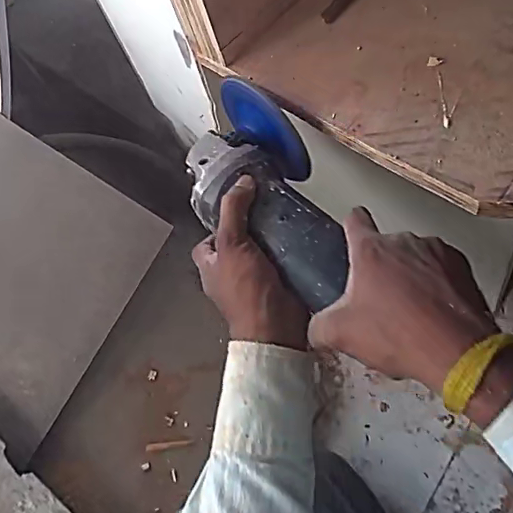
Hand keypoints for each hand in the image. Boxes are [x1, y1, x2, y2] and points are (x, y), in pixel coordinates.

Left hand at [193, 175, 308, 348]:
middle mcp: (230, 273)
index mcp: (212, 265)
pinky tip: (300, 237)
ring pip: (263, 248)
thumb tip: (241, 183)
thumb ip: (234, 211)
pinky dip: (291, 249)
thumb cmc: (247, 294)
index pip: (211, 235)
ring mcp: (255, 280)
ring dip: (275, 236)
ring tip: (287, 217)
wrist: (277, 330)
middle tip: (269, 208)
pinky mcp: (278, 283)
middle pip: (240, 239)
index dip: (222, 219)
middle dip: (254, 225)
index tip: (240, 203)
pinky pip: (283, 260)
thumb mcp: (231, 244)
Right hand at [308, 208, 512, 425]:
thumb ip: (319, 326)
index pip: (355, 220)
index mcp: (370, 250)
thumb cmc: (402, 336)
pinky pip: (442, 268)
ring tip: (413, 311)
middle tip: (383, 300)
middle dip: (383, 268)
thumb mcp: (343, 336)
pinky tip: (435, 313)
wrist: (459, 353)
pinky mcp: (461, 266)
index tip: (353, 228)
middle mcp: (403, 242)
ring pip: (415, 257)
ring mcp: (435, 251)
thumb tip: (316, 328)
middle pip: (386, 247)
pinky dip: (439, 284)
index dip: (352, 225)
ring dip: (412, 275)